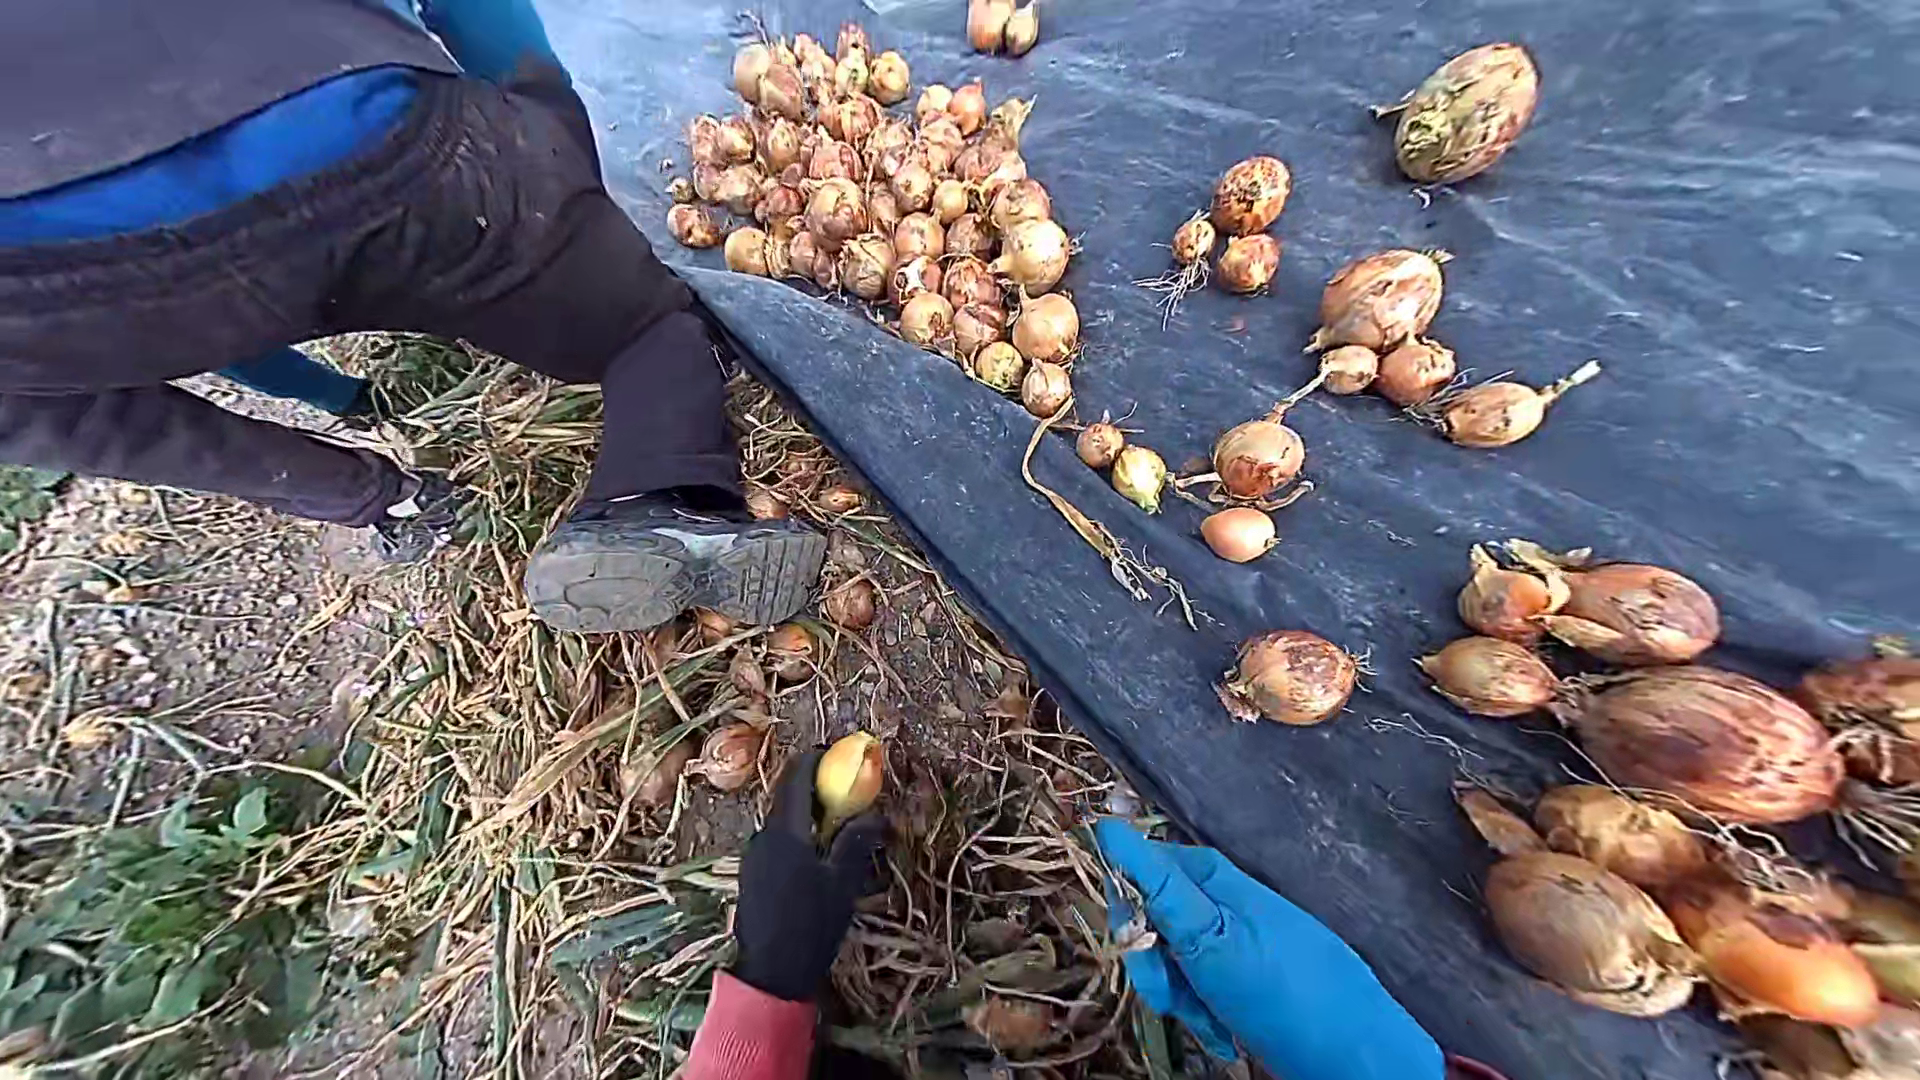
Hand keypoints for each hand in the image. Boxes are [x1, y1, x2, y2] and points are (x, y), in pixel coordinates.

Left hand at [732, 749, 886, 1001]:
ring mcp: (755, 854)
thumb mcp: (841, 881)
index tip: (839, 752)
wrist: (769, 976)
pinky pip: (778, 836)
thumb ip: (857, 840)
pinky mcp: (753, 872)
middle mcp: (764, 834)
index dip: (816, 757)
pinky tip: (817, 850)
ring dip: (808, 808)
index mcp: (784, 830)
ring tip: (837, 820)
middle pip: (787, 793)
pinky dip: (799, 829)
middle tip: (845, 786)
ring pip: (783, 816)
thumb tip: (880, 814)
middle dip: (816, 783)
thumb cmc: (809, 925)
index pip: (796, 775)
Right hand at [1094, 819, 1442, 1079]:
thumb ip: (1153, 881)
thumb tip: (1103, 823)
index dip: (1125, 910)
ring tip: (1207, 1020)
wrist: (1362, 1060)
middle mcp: (1212, 895)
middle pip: (1149, 915)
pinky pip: (1197, 979)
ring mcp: (1228, 933)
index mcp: (1204, 873)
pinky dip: (1200, 1007)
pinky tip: (1221, 1028)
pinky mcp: (1240, 969)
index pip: (1133, 868)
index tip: (1138, 949)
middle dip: (1153, 961)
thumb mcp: (1205, 935)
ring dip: (1176, 991)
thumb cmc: (1278, 990)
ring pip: (1169, 953)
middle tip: (1174, 997)